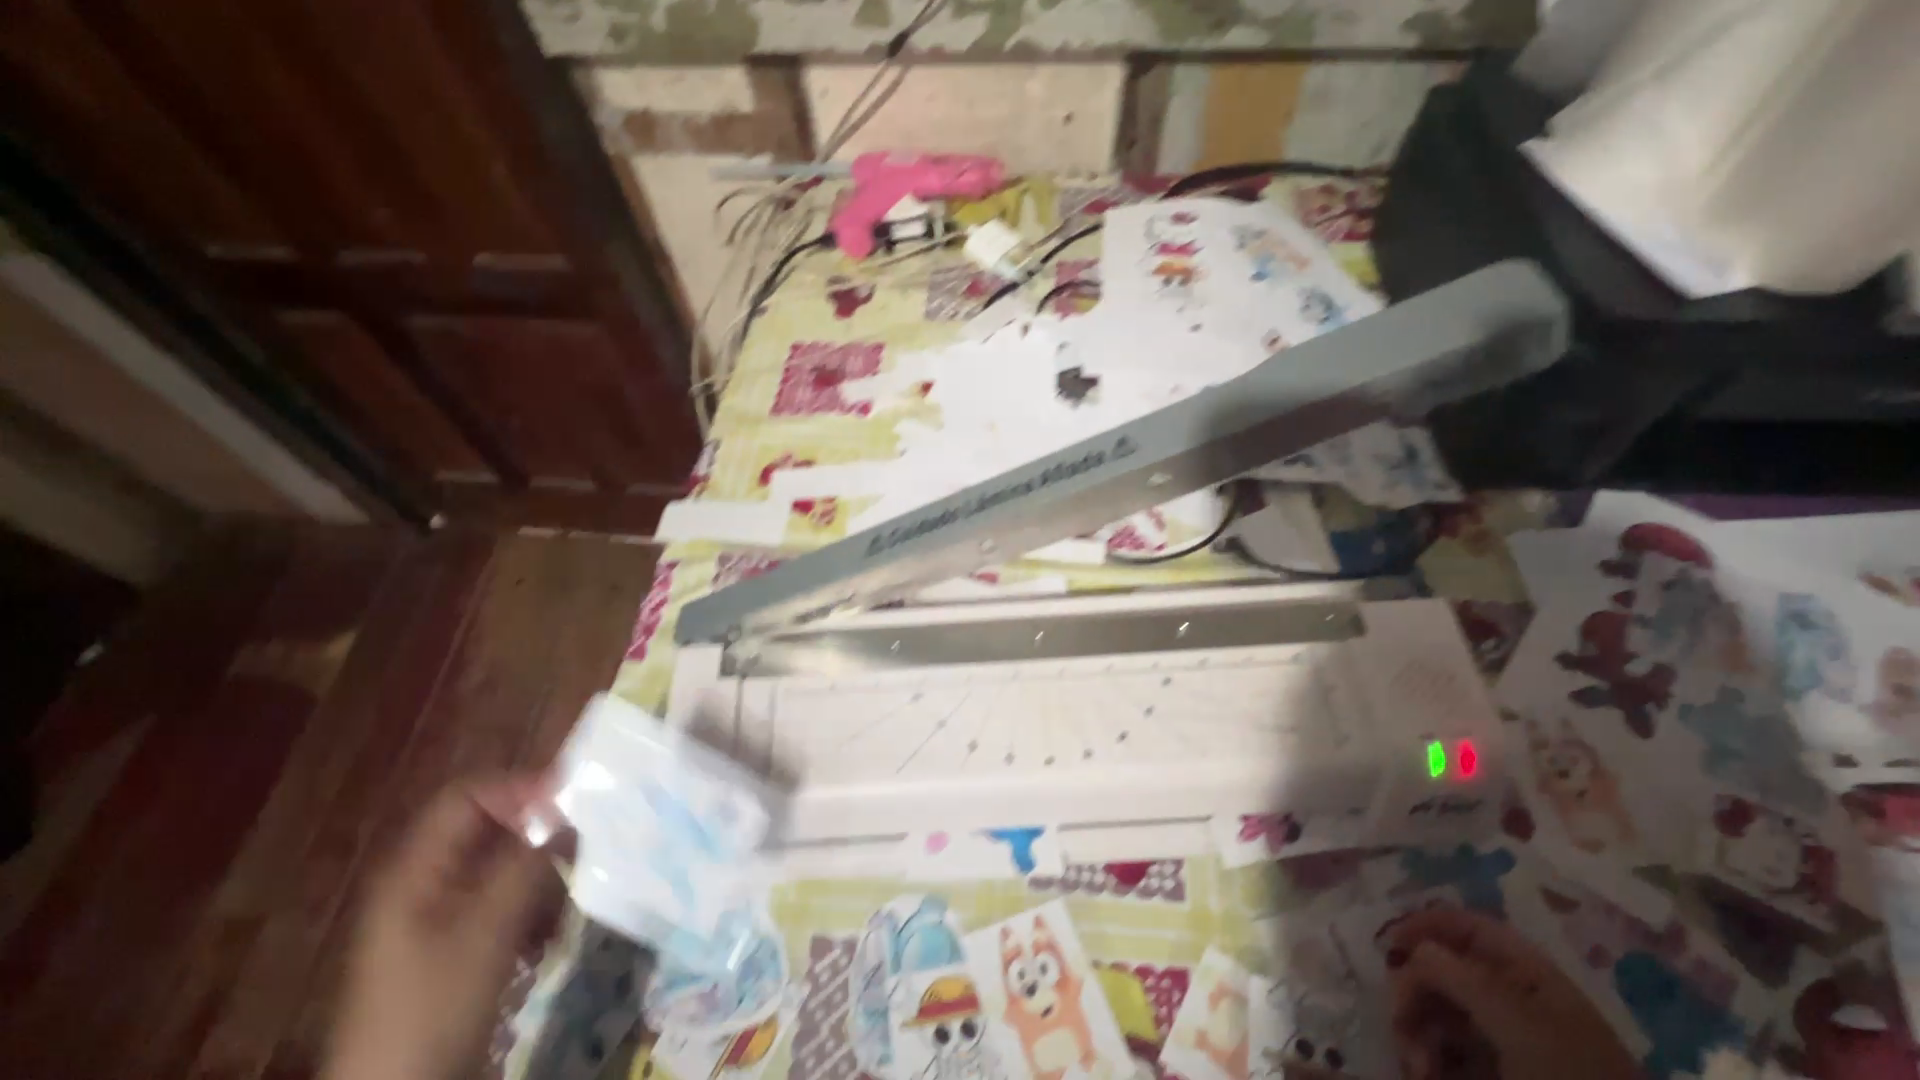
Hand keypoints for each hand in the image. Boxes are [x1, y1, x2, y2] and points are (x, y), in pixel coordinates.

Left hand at [322, 777, 565, 1079]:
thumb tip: (568, 819)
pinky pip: (506, 913)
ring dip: (540, 887)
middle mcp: (428, 885)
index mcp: (417, 869)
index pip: (469, 799)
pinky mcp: (461, 954)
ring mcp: (442, 921)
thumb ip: (527, 868)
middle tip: (580, 858)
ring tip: (560, 917)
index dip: (519, 789)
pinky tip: (546, 945)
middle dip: (539, 844)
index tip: (574, 797)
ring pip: (505, 875)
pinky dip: (532, 919)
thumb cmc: (433, 1006)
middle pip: (492, 836)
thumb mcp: (486, 932)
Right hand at [1386, 909, 1638, 1079]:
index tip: (1388, 945)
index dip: (1426, 925)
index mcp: (1524, 972)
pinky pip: (1439, 1050)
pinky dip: (1424, 1058)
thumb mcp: (1520, 1026)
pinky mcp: (1483, 1072)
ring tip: (1419, 1068)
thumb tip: (1416, 948)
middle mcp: (1505, 996)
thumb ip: (1464, 979)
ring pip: (1432, 1012)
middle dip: (1413, 992)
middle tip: (1401, 1022)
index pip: (1467, 927)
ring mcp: (1494, 1038)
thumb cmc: (1571, 1078)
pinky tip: (1423, 1073)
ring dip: (1414, 1032)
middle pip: (1439, 969)